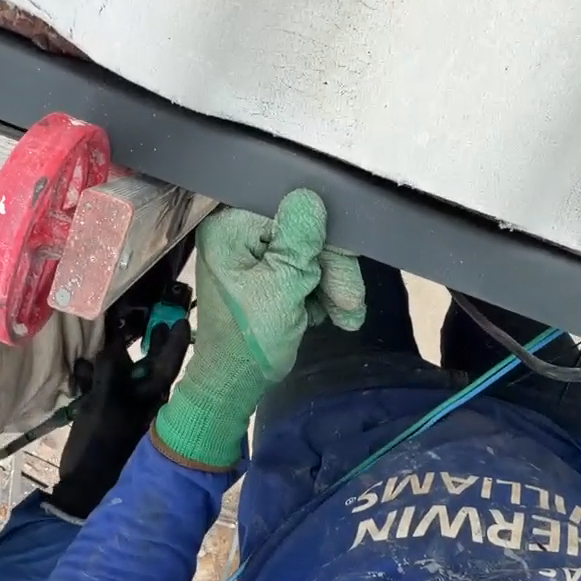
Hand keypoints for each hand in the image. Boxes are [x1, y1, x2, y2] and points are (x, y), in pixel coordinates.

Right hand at [45, 320, 191, 519]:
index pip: (170, 364)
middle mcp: (147, 402)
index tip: (182, 320)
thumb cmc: (101, 444)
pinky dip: (97, 377)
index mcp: (154, 399)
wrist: (84, 485)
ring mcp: (128, 410)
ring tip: (109, 338)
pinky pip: (108, 389)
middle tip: (155, 321)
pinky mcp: (109, 417)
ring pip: (128, 375)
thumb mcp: (105, 403)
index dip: (175, 341)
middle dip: (153, 344)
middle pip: (152, 366)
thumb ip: (110, 371)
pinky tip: (82, 369)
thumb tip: (114, 344)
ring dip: (118, 359)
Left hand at [153, 188, 365, 469]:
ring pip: (310, 252)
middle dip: (333, 271)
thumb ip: (299, 242)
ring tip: (344, 317)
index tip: (346, 278)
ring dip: (332, 285)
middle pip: (304, 233)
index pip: (292, 214)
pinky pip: (304, 268)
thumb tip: (311, 196)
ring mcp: (253, 252)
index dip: (326, 243)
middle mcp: (238, 232)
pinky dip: (319, 291)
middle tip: (349, 305)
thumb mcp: (280, 289)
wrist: (235, 385)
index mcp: (230, 228)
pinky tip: (324, 314)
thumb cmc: (250, 340)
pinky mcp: (266, 270)